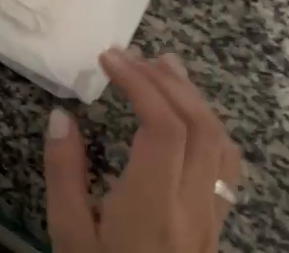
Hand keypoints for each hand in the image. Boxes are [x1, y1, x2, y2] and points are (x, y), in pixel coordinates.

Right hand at [44, 48, 241, 252]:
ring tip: (164, 67)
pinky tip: (187, 116)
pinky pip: (226, 167)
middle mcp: (192, 206)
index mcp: (152, 205)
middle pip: (201, 129)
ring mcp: (211, 217)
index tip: (106, 58)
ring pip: (223, 146)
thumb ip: (65, 173)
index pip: (163, 128)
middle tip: (129, 54)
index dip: (139, 84)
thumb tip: (61, 115)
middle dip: (167, 81)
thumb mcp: (68, 234)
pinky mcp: (215, 225)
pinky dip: (209, 127)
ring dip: (195, 99)